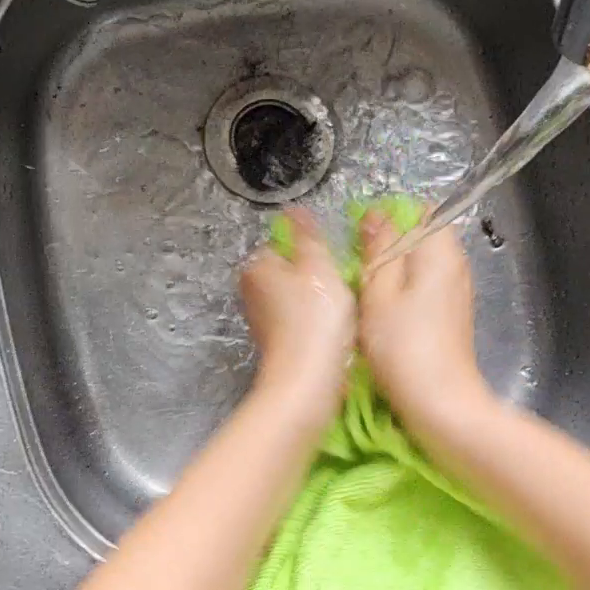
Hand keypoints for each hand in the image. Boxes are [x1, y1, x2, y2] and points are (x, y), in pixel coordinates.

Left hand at [240, 208, 355, 408]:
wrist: (307, 381)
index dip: (312, 252)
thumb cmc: (315, 318)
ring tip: (338, 313)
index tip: (332, 266)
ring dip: (318, 301)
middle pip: (291, 270)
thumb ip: (307, 235)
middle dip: (315, 277)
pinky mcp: (275, 342)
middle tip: (338, 289)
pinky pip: (299, 321)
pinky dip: (315, 323)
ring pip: (296, 297)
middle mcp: (251, 290)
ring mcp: (261, 319)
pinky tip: (332, 333)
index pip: (285, 243)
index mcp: (256, 266)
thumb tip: (293, 208)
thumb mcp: (318, 266)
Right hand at [358, 209, 493, 429]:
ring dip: (392, 273)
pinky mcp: (450, 317)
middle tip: (357, 268)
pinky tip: (381, 315)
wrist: (440, 404)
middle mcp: (456, 266)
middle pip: (421, 238)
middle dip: (389, 246)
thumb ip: (379, 250)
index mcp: (440, 252)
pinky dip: (402, 294)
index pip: (422, 211)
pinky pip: (424, 289)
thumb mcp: (378, 293)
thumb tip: (376, 216)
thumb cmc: (403, 346)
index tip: (362, 237)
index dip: (390, 217)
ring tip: (364, 292)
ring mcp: (456, 293)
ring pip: (420, 266)